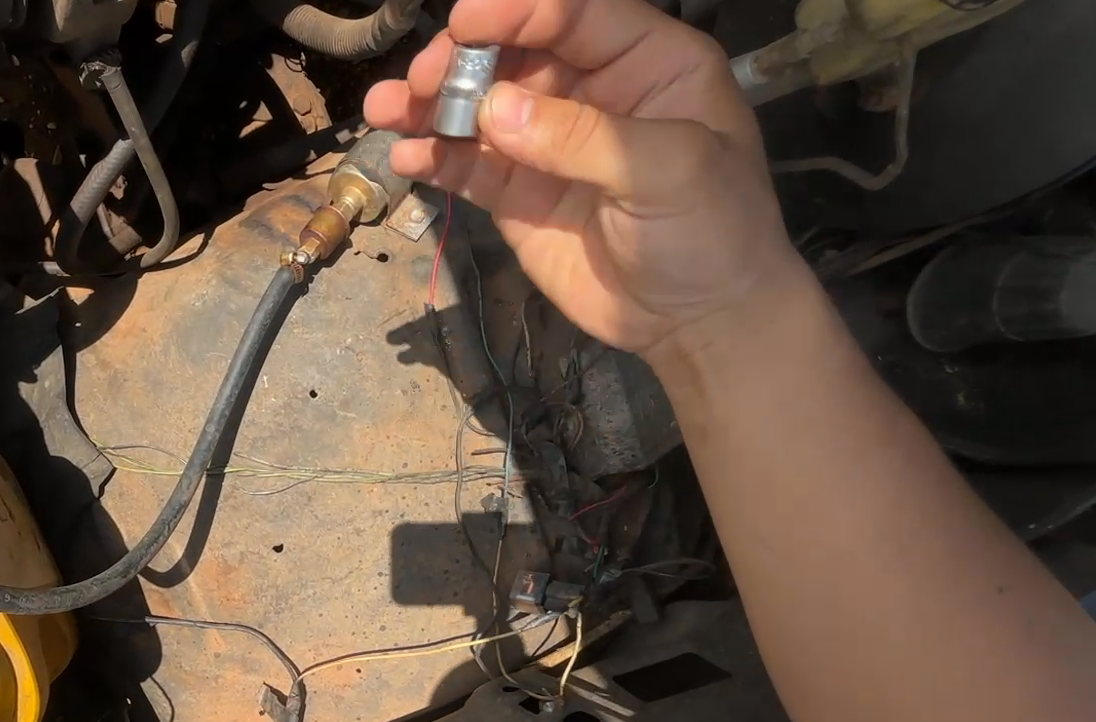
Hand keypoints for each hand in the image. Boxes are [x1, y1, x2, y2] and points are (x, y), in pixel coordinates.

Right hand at [364, 0, 808, 359]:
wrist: (691, 318)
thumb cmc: (709, 230)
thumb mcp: (666, 170)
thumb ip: (582, 137)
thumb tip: (494, 110)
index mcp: (645, 65)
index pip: (574, 16)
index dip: (517, 12)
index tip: (463, 20)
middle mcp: (589, 96)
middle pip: (514, 58)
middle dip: (464, 61)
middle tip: (422, 81)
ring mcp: (546, 150)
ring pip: (481, 114)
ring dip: (432, 108)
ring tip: (386, 109)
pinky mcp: (516, 200)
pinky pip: (470, 171)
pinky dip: (436, 161)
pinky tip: (406, 158)